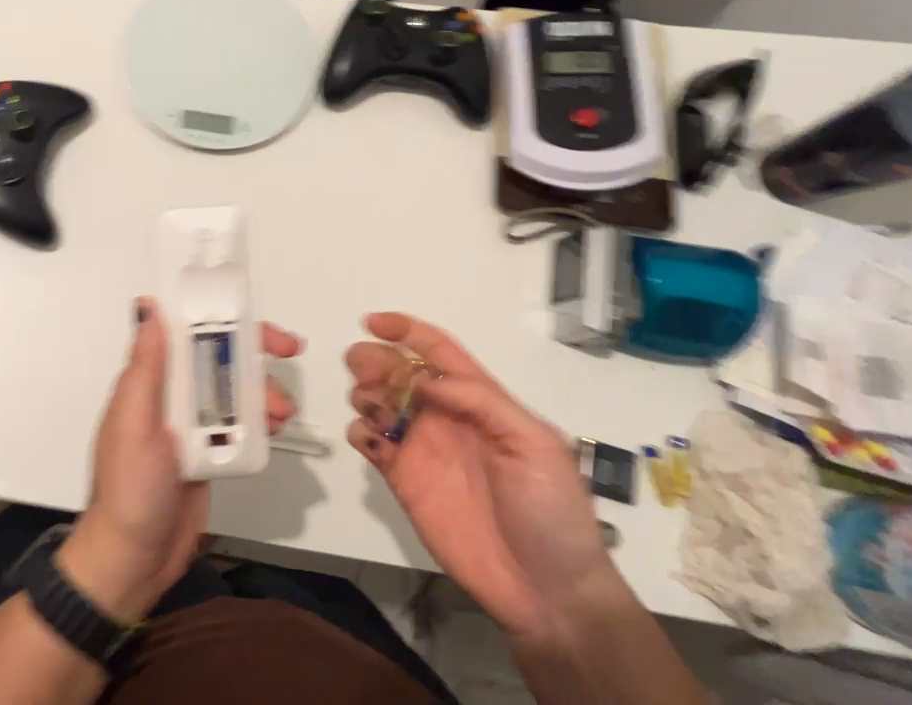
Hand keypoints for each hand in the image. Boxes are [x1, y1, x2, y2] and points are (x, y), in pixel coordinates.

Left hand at [59, 297, 301, 621]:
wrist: (136, 556)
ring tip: (283, 412)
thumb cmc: (130, 487)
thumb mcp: (134, 421)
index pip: (184, 334)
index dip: (217, 317)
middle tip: (288, 350)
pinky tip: (277, 429)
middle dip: (253, 351)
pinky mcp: (209, 454)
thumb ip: (146, 366)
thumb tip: (149, 305)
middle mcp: (169, 398)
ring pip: (234, 393)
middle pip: (216, 359)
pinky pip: (239, 428)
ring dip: (263, 392)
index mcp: (147, 382)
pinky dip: (261, 424)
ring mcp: (191, 427)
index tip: (251, 313)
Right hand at [344, 313, 617, 641]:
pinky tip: (373, 441)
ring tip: (375, 410)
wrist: (546, 588)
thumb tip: (424, 379)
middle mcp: (445, 417)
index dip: (406, 331)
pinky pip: (368, 441)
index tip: (373, 322)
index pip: (439, 352)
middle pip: (398, 371)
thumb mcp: (534, 444)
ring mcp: (420, 447)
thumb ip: (481, 402)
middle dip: (375, 359)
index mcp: (480, 402)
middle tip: (365, 369)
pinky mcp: (401, 478)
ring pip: (377, 401)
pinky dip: (360, 432)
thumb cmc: (551, 511)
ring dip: (366, 393)